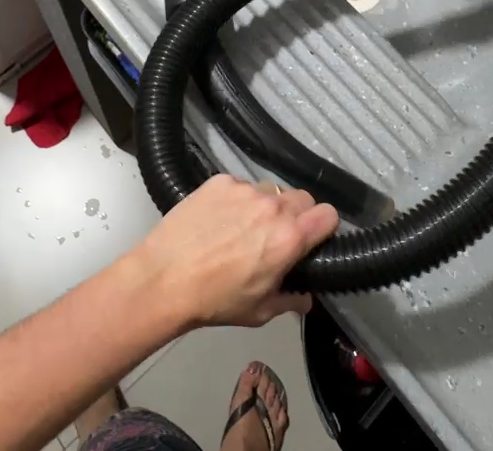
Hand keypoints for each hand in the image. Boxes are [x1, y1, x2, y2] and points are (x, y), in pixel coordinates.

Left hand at [124, 175, 338, 330]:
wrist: (164, 278)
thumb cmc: (215, 300)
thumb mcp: (260, 311)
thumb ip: (291, 300)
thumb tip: (305, 297)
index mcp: (289, 238)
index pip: (328, 214)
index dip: (325, 226)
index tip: (314, 238)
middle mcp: (272, 206)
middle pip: (303, 198)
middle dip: (298, 215)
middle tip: (279, 236)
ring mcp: (244, 190)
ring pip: (270, 190)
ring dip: (267, 206)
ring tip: (244, 227)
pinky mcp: (220, 181)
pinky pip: (240, 186)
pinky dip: (237, 200)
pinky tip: (219, 219)